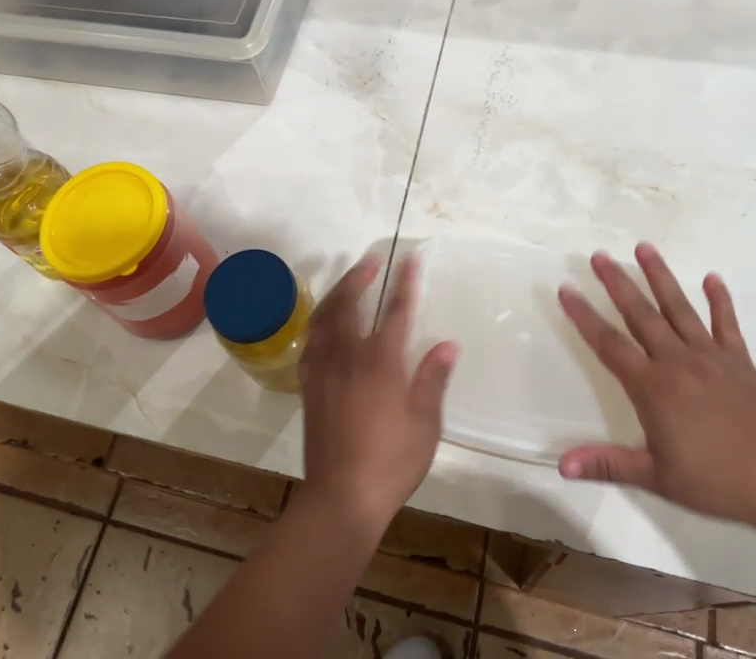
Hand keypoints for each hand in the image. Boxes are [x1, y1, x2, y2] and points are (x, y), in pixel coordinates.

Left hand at [298, 254, 458, 532]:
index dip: (404, 283)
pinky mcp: (308, 388)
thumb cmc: (391, 461)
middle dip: (359, 278)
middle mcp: (347, 357)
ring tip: (347, 284)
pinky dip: (318, 325)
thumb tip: (447, 344)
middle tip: (371, 261)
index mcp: (380, 363)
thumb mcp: (425, 424)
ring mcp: (322, 371)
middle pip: (348, 305)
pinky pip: (310, 344)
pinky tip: (324, 327)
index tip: (409, 258)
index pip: (395, 312)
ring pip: (323, 320)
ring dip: (335, 295)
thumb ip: (433, 379)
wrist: (341, 497)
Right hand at [557, 244, 755, 530]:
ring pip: (679, 308)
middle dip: (617, 283)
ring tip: (644, 247)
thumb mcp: (657, 477)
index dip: (585, 317)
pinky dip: (720, 299)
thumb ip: (608, 465)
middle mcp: (678, 362)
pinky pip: (727, 323)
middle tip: (598, 255)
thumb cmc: (717, 482)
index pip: (609, 345)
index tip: (566, 290)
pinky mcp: (740, 361)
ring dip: (660, 276)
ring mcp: (712, 357)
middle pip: (641, 315)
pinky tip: (712, 278)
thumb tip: (562, 465)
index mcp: (653, 388)